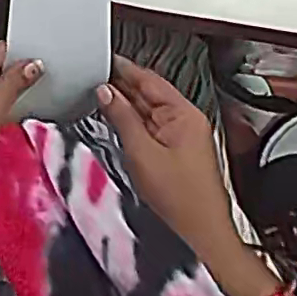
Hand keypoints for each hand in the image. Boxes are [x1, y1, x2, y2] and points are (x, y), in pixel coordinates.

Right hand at [96, 56, 246, 258]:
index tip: (106, 61)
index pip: (150, 80)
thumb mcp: (142, 153)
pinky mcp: (178, 151)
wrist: (200, 234)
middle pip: (150, 94)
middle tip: (96, 79)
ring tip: (101, 98)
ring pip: (149, 111)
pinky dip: (134, 123)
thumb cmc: (182, 200)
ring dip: (127, 105)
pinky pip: (152, 128)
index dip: (126, 70)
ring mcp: (183, 136)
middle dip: (123, 87)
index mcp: (184, 115)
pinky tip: (119, 122)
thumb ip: (122, 119)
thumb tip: (106, 94)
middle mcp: (187, 121)